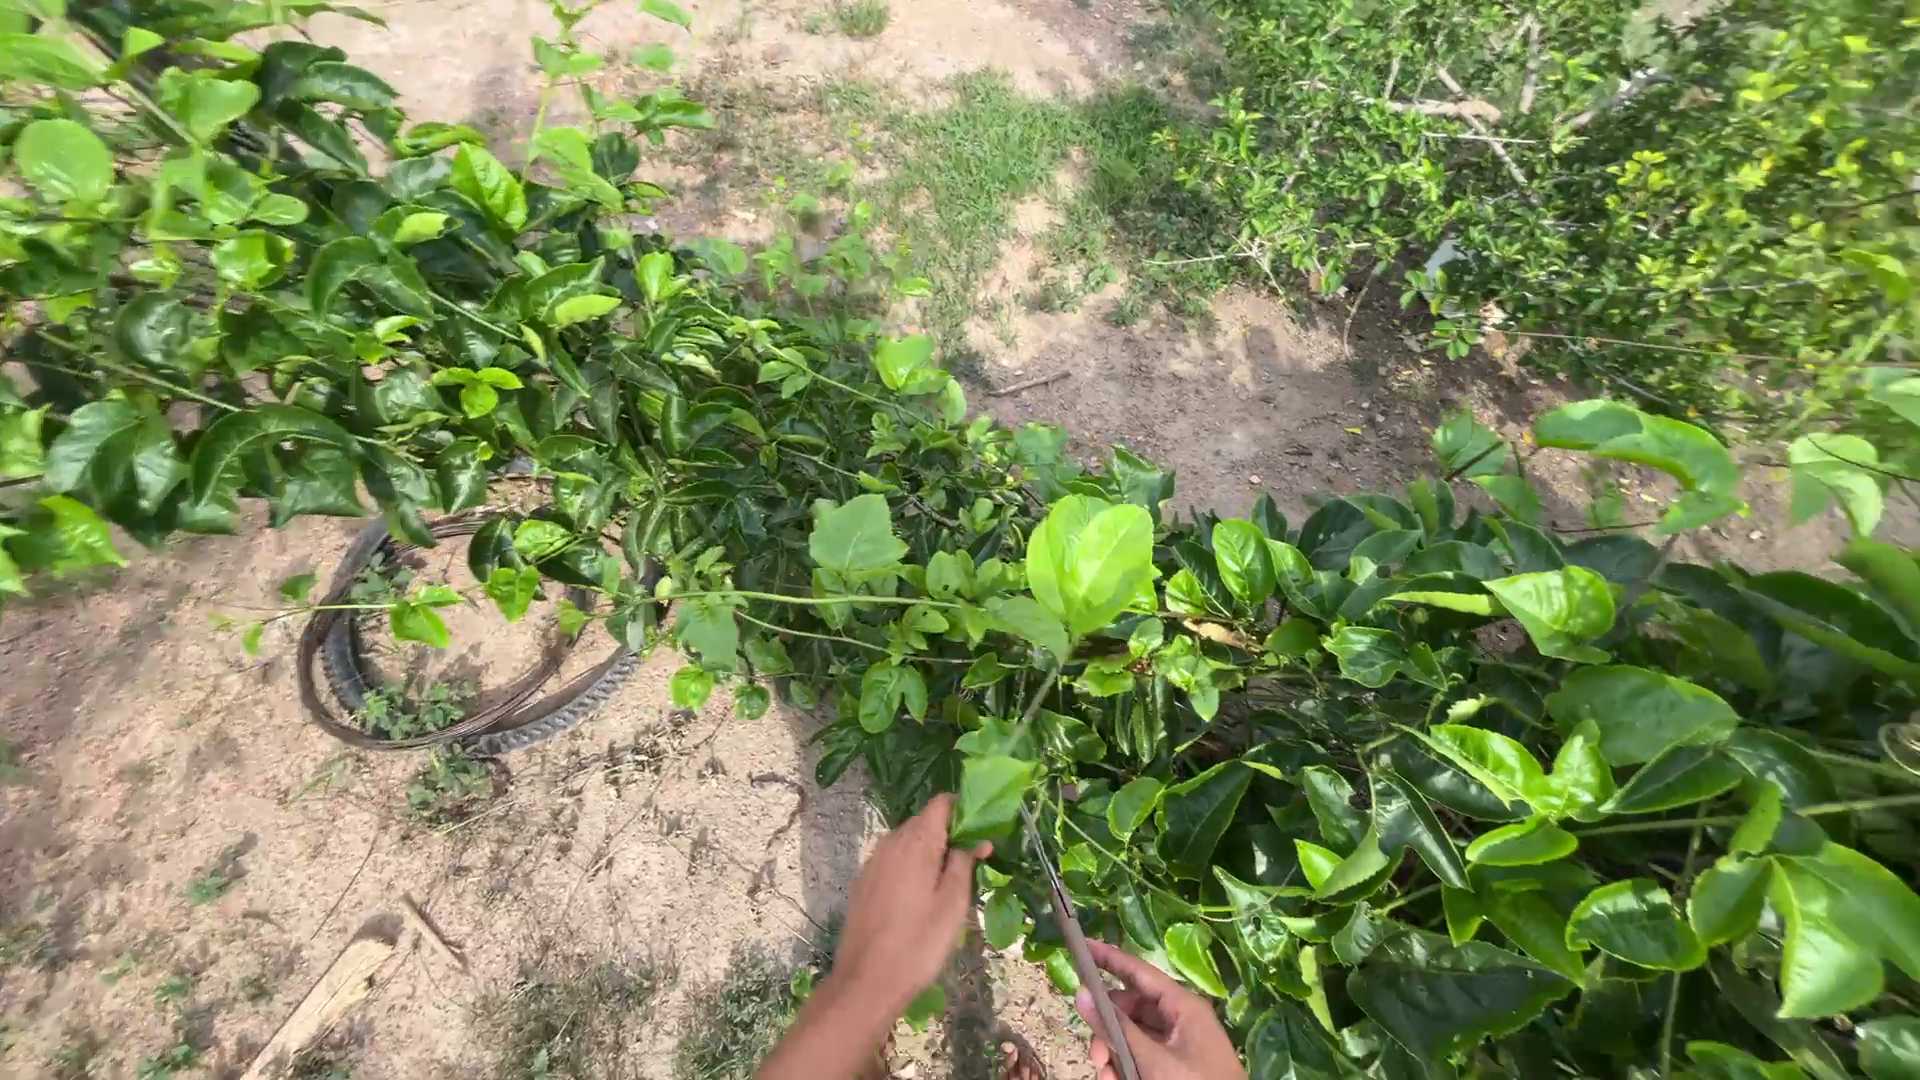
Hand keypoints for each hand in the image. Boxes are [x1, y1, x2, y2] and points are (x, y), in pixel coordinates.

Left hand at [832, 793, 990, 1010]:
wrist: (865, 982)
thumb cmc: (918, 942)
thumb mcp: (953, 903)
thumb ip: (965, 862)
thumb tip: (976, 838)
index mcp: (916, 841)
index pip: (941, 803)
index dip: (963, 811)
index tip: (980, 836)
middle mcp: (891, 841)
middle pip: (925, 821)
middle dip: (949, 835)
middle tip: (970, 867)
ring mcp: (874, 860)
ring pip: (909, 842)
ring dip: (930, 853)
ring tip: (946, 888)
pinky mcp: (864, 880)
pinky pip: (894, 860)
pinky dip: (911, 867)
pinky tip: (918, 900)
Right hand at [1074, 940, 1246, 1079]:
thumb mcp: (1154, 1062)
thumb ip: (1117, 1029)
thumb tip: (1081, 993)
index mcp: (1183, 1006)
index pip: (1139, 971)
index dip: (1109, 957)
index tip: (1081, 947)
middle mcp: (1180, 1019)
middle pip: (1132, 1007)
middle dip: (1108, 1026)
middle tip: (1093, 1050)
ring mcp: (1179, 1045)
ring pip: (1134, 1035)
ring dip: (1114, 1052)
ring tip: (1105, 1075)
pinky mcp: (1176, 1067)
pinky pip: (1143, 1056)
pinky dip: (1126, 1066)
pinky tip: (1114, 1079)